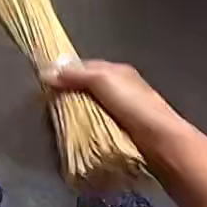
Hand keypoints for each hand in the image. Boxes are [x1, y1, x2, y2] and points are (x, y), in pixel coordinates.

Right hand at [42, 58, 183, 138]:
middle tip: (50, 104)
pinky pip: (95, 122)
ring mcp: (121, 109)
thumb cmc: (133, 105)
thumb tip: (47, 73)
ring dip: (75, 112)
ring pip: (89, 105)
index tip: (46, 83)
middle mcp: (120, 87)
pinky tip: (75, 131)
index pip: (84, 66)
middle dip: (68, 94)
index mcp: (117, 71)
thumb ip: (76, 75)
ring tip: (59, 120)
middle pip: (85, 86)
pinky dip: (84, 125)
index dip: (65, 72)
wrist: (160, 140)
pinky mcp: (121, 128)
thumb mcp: (102, 81)